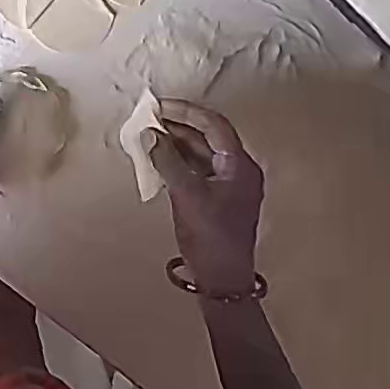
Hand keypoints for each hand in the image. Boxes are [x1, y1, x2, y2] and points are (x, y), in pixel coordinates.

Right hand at [149, 100, 264, 296]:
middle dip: (179, 125)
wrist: (222, 281)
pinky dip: (179, 159)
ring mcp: (229, 183)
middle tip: (150, 118)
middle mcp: (239, 169)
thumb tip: (151, 135)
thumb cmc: (209, 236)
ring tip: (150, 134)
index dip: (186, 111)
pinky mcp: (218, 196)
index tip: (160, 106)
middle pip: (209, 136)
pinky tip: (159, 156)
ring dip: (177, 142)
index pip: (214, 125)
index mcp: (240, 165)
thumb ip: (168, 160)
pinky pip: (198, 168)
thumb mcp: (186, 194)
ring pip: (202, 152)